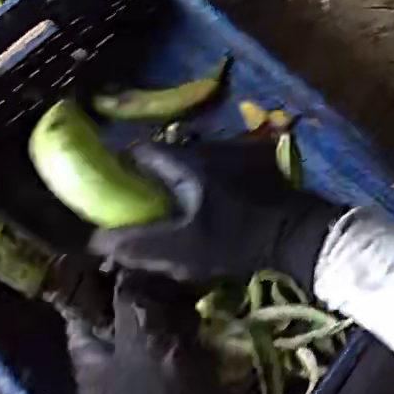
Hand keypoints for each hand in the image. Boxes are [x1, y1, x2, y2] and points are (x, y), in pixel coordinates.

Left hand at [65, 272, 249, 393]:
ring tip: (200, 272)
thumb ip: (134, 302)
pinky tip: (212, 304)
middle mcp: (106, 360)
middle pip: (123, 306)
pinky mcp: (170, 381)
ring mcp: (138, 373)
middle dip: (148, 281)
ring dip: (173, 299)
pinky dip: (189, 320)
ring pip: (152, 320)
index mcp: (88, 352)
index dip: (106, 269)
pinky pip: (175, 338)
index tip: (138, 241)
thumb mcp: (148, 346)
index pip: (86, 297)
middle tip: (180, 255)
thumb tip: (124, 260)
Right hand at [91, 140, 345, 288]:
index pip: (142, 151)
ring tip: (176, 214)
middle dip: (152, 182)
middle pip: (169, 158)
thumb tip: (96, 240)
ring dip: (182, 184)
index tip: (113, 193)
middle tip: (143, 210)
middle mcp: (211, 147)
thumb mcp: (179, 247)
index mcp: (188, 160)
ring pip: (195, 164)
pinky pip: (220, 169)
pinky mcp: (258, 164)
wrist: (297, 232)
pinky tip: (210, 209)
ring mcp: (238, 152)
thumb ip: (134, 243)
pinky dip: (208, 185)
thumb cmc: (236, 237)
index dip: (121, 169)